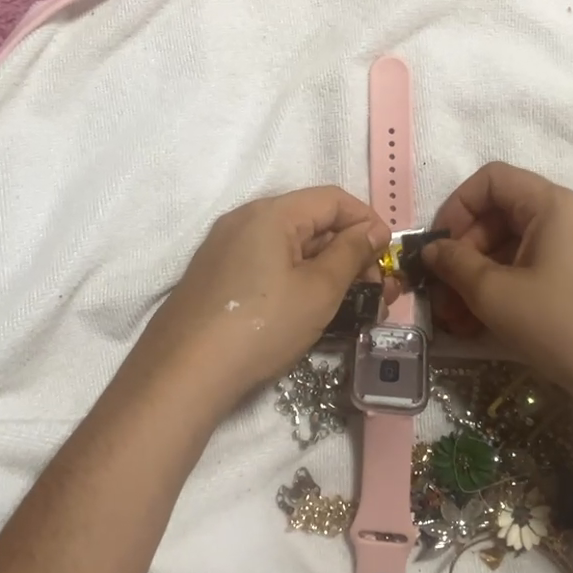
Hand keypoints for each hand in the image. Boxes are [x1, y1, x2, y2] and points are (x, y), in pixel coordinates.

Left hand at [135, 186, 389, 408]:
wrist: (183, 373)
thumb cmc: (261, 325)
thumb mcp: (318, 290)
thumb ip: (350, 254)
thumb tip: (372, 230)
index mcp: (271, 212)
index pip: (332, 199)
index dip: (367, 221)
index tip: (388, 256)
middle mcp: (245, 219)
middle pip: (310, 220)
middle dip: (349, 250)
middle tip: (376, 290)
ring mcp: (225, 247)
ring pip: (289, 245)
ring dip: (325, 267)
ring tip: (350, 304)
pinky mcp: (215, 275)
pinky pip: (266, 262)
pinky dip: (296, 277)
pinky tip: (309, 309)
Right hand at [425, 162, 572, 386]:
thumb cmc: (563, 325)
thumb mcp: (496, 295)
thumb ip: (456, 265)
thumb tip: (431, 250)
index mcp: (553, 204)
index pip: (492, 180)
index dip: (457, 206)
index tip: (438, 247)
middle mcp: (571, 216)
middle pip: (502, 215)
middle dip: (464, 253)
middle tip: (441, 294)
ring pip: (516, 248)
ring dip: (480, 278)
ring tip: (454, 321)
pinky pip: (537, 269)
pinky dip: (507, 289)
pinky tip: (482, 326)